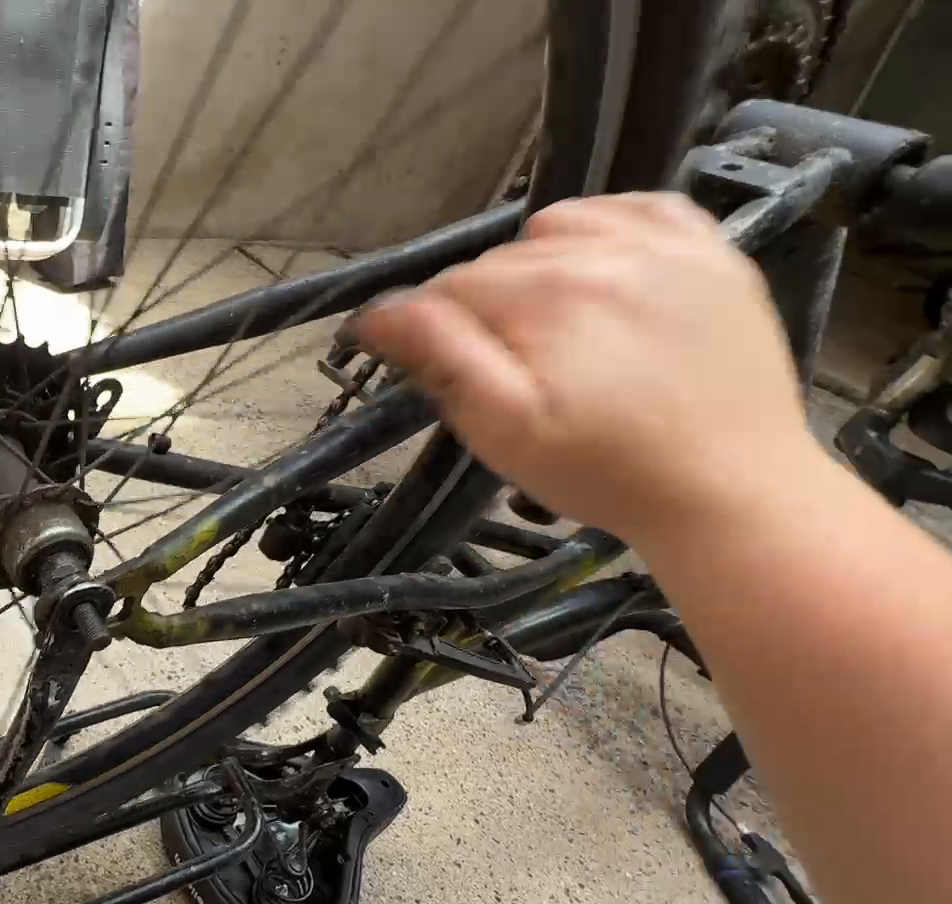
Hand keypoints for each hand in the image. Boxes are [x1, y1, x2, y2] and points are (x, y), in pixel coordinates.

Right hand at [355, 193, 821, 545]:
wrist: (728, 490)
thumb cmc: (597, 469)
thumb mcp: (500, 426)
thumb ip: (440, 356)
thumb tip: (379, 313)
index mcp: (547, 294)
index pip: (446, 287)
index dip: (419, 324)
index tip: (416, 363)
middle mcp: (606, 250)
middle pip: (496, 261)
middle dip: (470, 307)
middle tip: (482, 368)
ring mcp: (668, 248)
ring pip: (554, 229)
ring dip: (525, 266)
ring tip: (533, 322)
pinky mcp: (711, 258)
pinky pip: (638, 208)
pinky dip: (599, 227)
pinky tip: (590, 267)